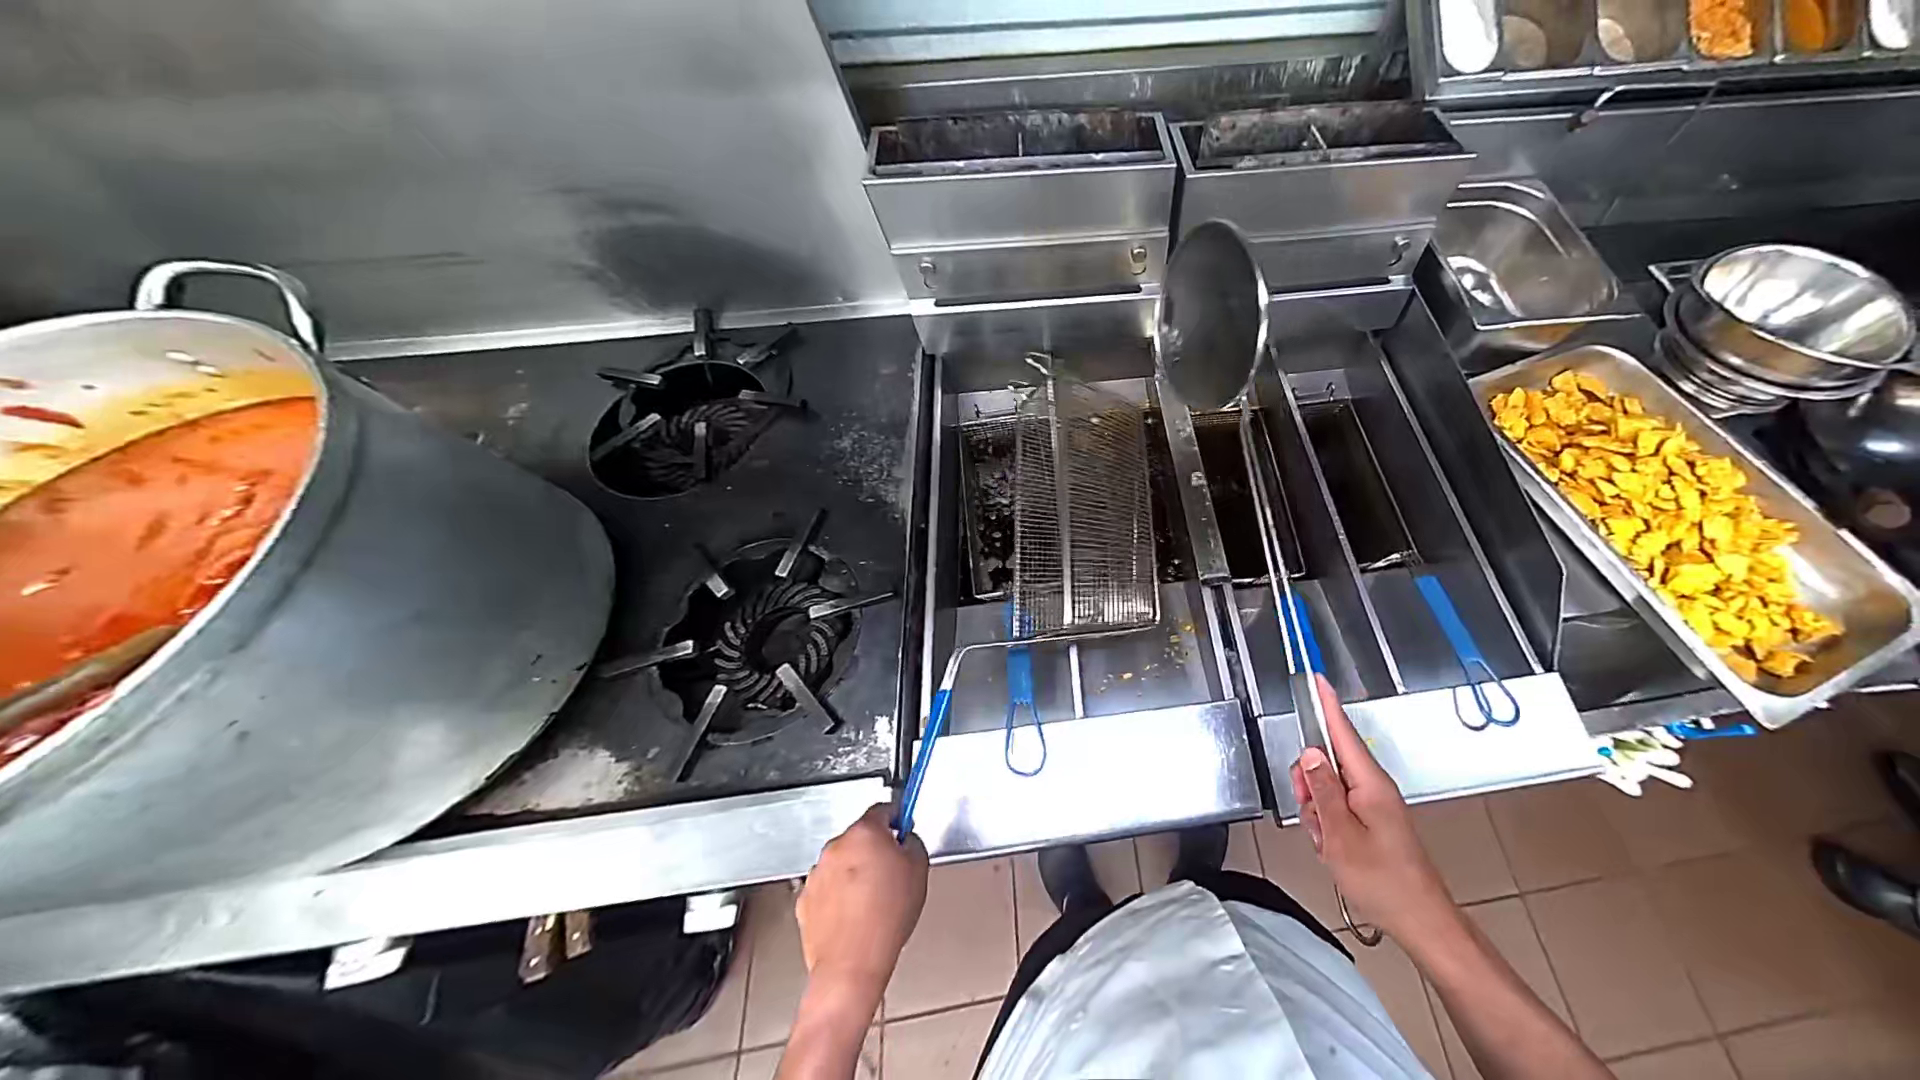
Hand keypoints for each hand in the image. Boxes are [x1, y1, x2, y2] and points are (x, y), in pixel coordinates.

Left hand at [795, 804, 928, 994]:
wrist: (852, 965)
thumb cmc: (884, 921)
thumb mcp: (919, 872)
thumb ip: (913, 844)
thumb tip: (908, 841)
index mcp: (865, 833)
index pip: (882, 809)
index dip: (897, 818)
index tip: (902, 823)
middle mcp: (836, 847)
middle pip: (860, 837)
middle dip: (875, 851)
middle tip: (893, 873)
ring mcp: (818, 872)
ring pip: (842, 863)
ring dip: (856, 874)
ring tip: (874, 902)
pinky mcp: (806, 898)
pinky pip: (827, 888)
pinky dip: (839, 896)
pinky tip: (856, 915)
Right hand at [1289, 675, 1457, 941]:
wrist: (1420, 920)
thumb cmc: (1384, 881)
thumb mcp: (1339, 832)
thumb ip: (1321, 788)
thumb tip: (1310, 752)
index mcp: (1370, 783)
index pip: (1342, 732)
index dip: (1326, 705)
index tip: (1316, 680)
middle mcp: (1373, 787)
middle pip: (1325, 760)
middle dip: (1308, 782)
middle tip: (1312, 812)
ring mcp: (1373, 803)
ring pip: (1326, 785)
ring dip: (1316, 809)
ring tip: (1327, 838)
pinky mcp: (1371, 819)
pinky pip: (1335, 806)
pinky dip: (1325, 822)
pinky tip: (1332, 845)